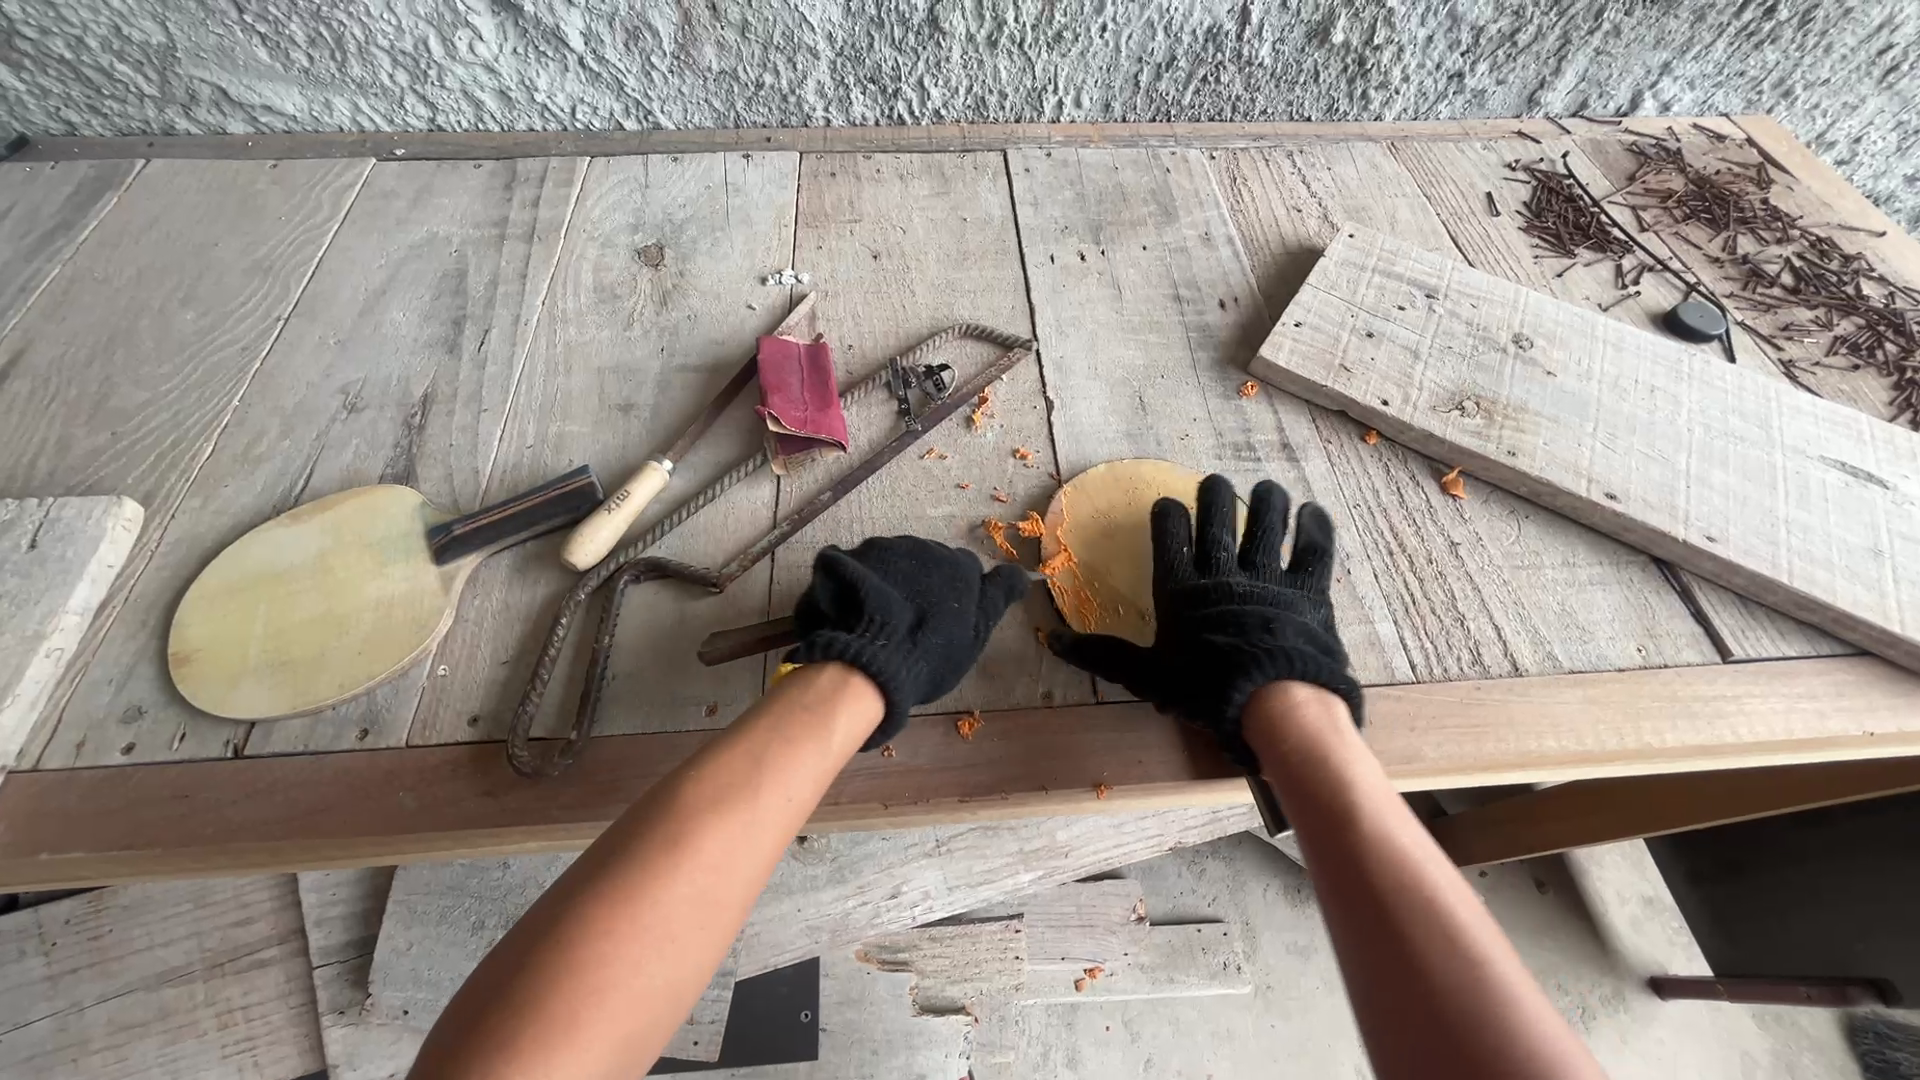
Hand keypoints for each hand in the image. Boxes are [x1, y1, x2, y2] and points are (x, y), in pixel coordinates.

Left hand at [787, 536, 1028, 748]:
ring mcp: (882, 549)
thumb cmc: (929, 654)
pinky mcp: (846, 557)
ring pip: (891, 560)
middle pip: (926, 560)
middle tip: (908, 619)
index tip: (941, 618)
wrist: (866, 660)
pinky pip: (854, 565)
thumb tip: (1024, 572)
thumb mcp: (976, 633)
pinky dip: (855, 581)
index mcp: (957, 564)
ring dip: (888, 580)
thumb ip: (997, 596)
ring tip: (877, 617)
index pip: (963, 568)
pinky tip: (849, 609)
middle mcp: (922, 546)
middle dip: (920, 581)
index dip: (954, 593)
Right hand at [1046, 474, 1361, 768]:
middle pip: (1217, 520)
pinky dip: (1315, 527)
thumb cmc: (1203, 689)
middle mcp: (1222, 573)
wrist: (1273, 704)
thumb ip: (1102, 654)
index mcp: (1181, 589)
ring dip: (1266, 501)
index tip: (1168, 504)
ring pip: (1266, 525)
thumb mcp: (1145, 674)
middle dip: (1214, 495)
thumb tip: (1053, 641)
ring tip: (1265, 487)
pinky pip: (1313, 550)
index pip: (1170, 536)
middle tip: (1214, 481)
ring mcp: (1267, 578)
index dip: (1169, 515)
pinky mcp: (1307, 591)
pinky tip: (1312, 510)